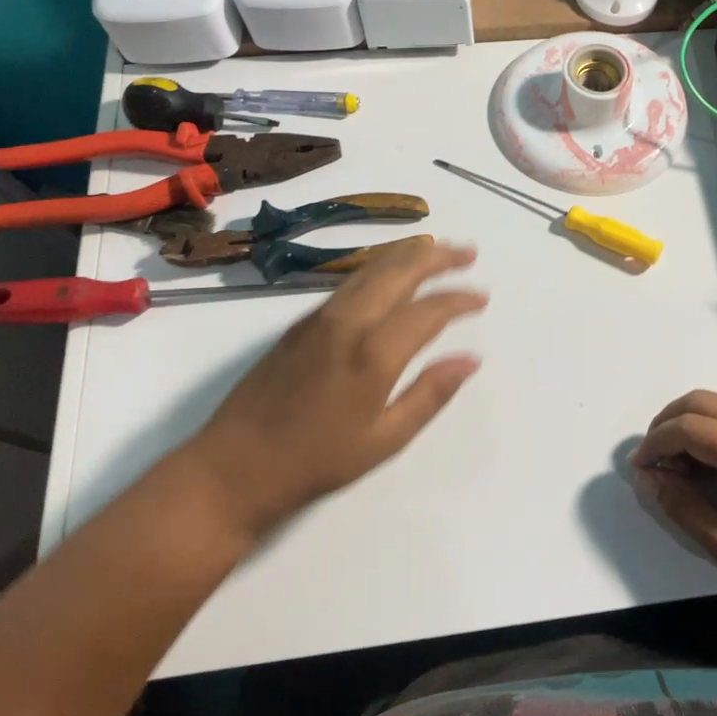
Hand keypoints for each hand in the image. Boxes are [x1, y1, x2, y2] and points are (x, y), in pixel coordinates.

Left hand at [186, 239, 486, 530]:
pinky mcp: (299, 324)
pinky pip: (349, 283)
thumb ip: (430, 394)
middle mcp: (347, 322)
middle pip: (398, 272)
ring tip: (436, 249)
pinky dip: (378, 269)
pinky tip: (389, 275)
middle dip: (437, 257)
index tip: (483, 297)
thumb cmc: (316, 462)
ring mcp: (319, 318)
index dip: (459, 299)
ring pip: (370, 270)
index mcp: (373, 353)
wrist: (233, 467)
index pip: (429, 310)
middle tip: (468, 251)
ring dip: (407, 255)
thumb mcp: (385, 440)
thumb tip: (470, 359)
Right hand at [631, 391, 716, 608]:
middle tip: (652, 461)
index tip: (639, 468)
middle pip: (702, 401)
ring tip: (674, 467)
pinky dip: (708, 430)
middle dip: (666, 424)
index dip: (657, 442)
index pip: (692, 427)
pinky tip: (702, 466)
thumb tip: (649, 477)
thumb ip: (684, 508)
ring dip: (687, 425)